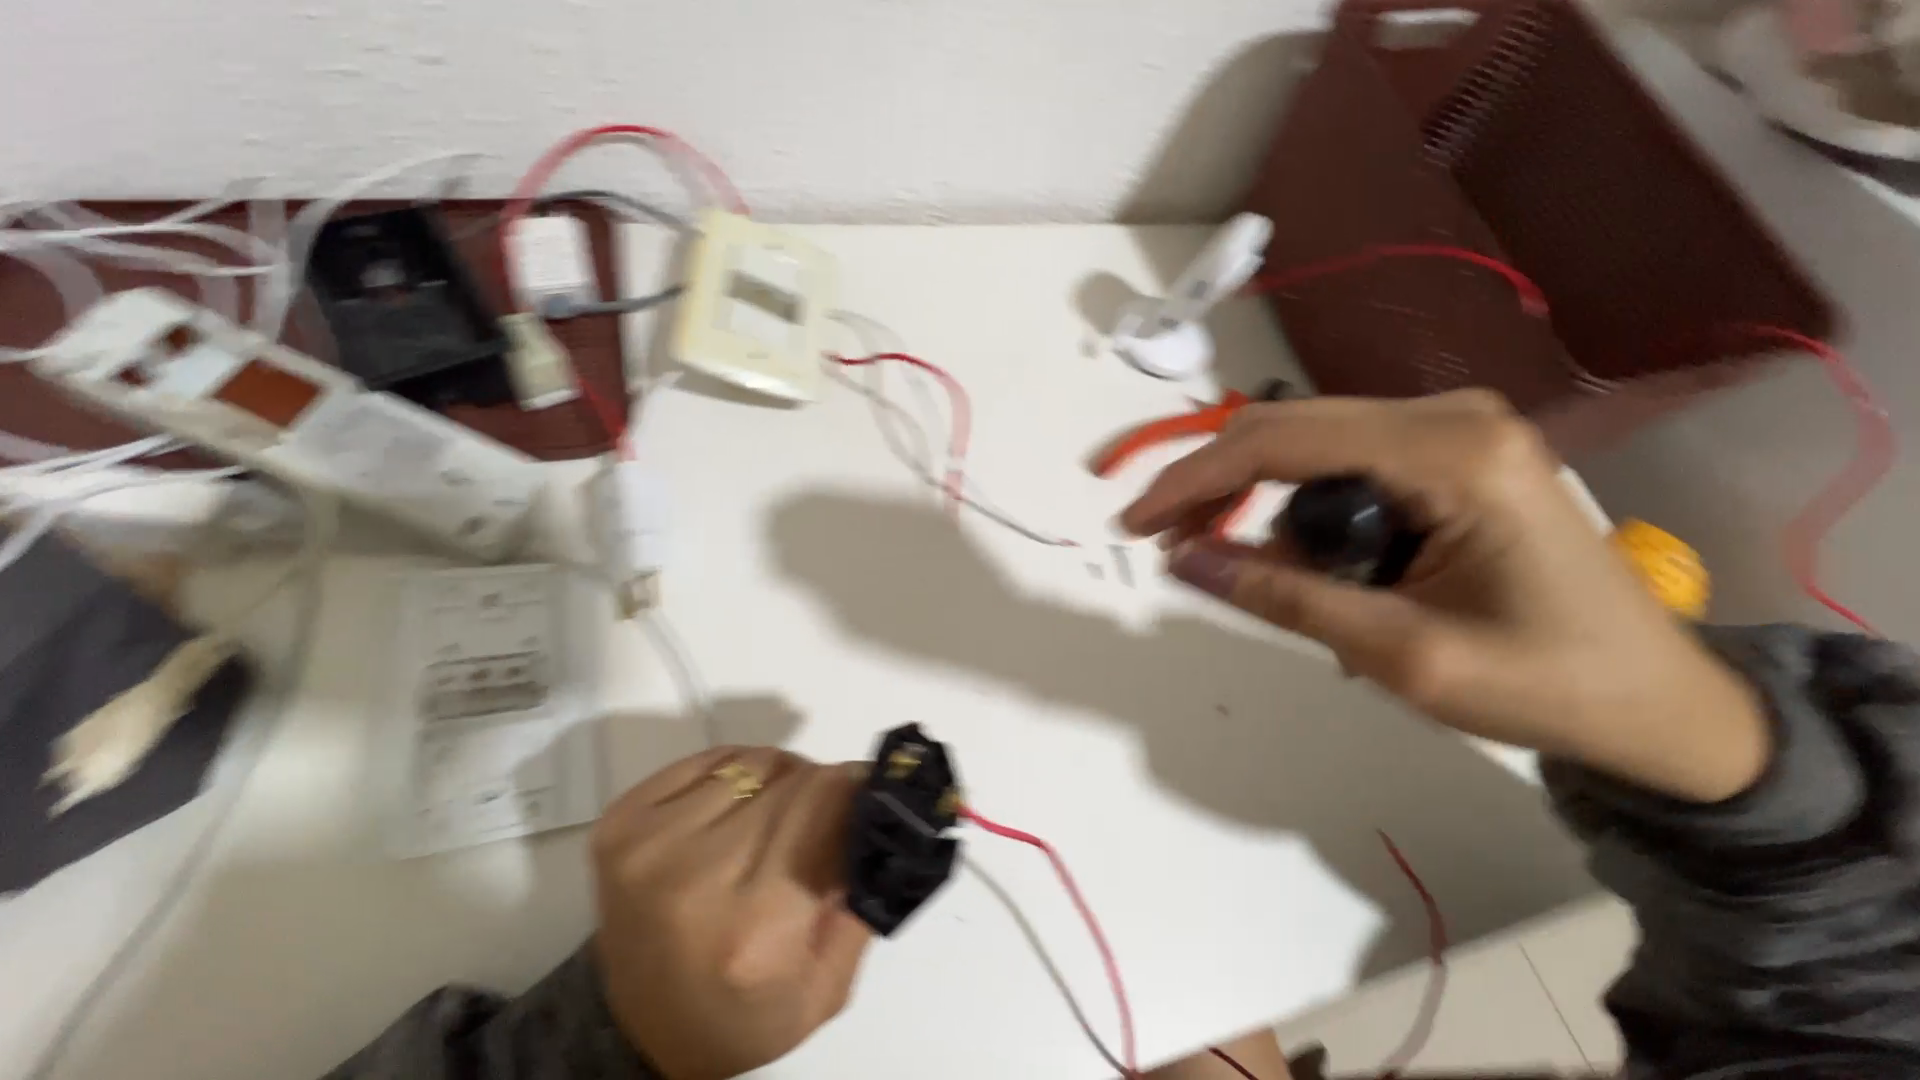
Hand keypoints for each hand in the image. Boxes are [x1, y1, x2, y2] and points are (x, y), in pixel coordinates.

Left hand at [591, 746, 870, 1079]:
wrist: (644, 1033)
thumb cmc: (747, 1015)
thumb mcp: (827, 984)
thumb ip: (860, 895)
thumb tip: (876, 810)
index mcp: (755, 926)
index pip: (825, 803)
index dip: (856, 790)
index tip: (869, 797)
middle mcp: (696, 875)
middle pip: (793, 777)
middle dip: (822, 790)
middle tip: (825, 820)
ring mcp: (649, 843)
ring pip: (755, 761)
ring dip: (780, 781)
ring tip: (777, 820)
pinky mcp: (621, 821)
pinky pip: (710, 759)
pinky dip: (736, 775)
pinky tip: (736, 812)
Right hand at [1121, 390, 1769, 802]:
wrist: (1657, 702)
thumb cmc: (1543, 684)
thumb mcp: (1399, 652)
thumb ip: (1282, 597)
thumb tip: (1179, 561)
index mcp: (1452, 453)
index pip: (1283, 441)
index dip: (1194, 479)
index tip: (1133, 524)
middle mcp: (1450, 416)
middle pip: (1289, 428)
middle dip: (1214, 484)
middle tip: (1166, 545)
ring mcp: (1455, 428)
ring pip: (1310, 443)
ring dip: (1257, 499)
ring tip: (1236, 567)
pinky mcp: (1452, 452)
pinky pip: (1344, 462)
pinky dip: (1301, 507)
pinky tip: (1300, 558)